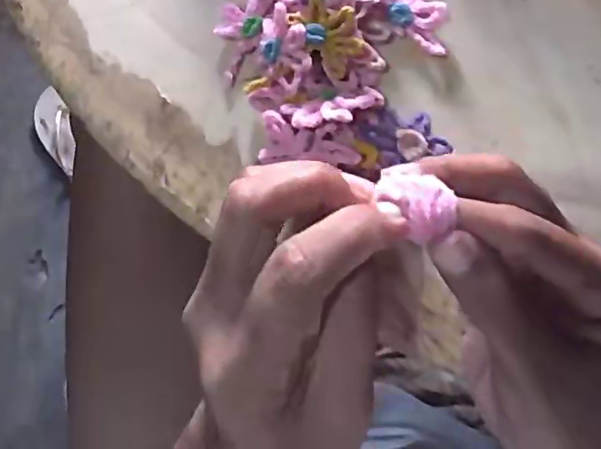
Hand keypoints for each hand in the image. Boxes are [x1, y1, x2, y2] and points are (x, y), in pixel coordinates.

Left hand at [178, 162, 406, 448]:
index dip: (348, 233)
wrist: (247, 443)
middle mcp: (211, 307)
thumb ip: (358, 326)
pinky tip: (328, 203)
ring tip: (352, 197)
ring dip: (303, 177)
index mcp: (246, 364)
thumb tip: (373, 243)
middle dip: (314, 182)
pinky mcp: (213, 259)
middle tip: (368, 196)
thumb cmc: (304, 439)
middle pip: (247, 206)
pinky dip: (292, 187)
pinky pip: (248, 201)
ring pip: (243, 191)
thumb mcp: (347, 412)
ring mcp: (204, 277)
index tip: (396, 220)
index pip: (291, 273)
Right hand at [417, 156, 600, 448]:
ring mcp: (553, 253)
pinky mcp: (520, 260)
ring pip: (498, 196)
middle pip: (519, 193)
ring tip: (399, 184)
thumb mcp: (529, 375)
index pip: (536, 232)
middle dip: (459, 180)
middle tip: (403, 179)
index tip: (417, 204)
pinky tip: (414, 205)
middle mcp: (586, 254)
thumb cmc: (563, 430)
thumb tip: (442, 232)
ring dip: (447, 186)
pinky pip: (482, 223)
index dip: (475, 215)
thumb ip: (490, 300)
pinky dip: (446, 210)